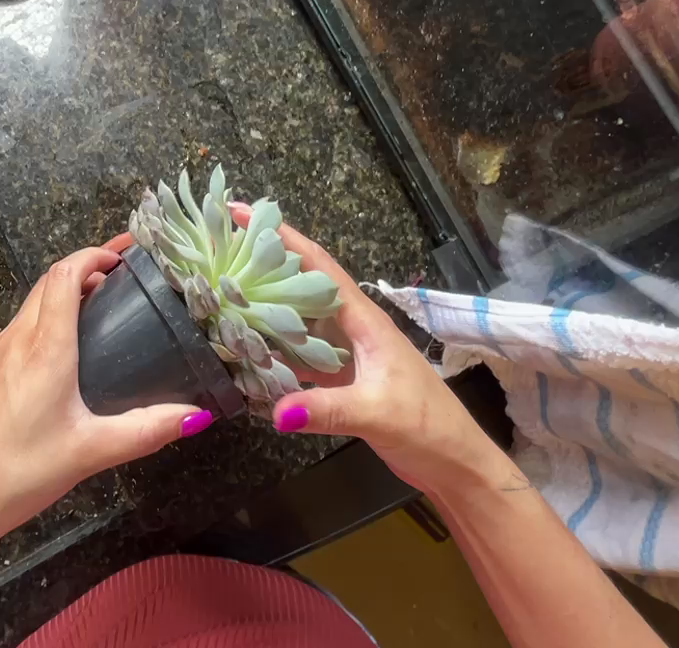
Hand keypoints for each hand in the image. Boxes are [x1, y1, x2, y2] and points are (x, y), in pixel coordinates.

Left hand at [0, 247, 207, 550]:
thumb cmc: (22, 471)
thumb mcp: (91, 451)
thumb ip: (147, 430)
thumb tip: (197, 415)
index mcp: (45, 347)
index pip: (65, 274)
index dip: (94, 253)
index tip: (125, 254)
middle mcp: (18, 338)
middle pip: (49, 279)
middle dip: (86, 264)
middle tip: (123, 271)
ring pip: (33, 300)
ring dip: (66, 287)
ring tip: (102, 299)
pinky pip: (22, 323)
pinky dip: (49, 312)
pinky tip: (67, 341)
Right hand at [231, 204, 507, 497]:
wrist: (457, 465)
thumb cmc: (428, 427)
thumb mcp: (377, 414)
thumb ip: (327, 409)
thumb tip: (276, 409)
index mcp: (363, 319)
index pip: (318, 265)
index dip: (282, 236)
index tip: (245, 212)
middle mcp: (351, 325)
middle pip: (301, 282)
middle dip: (264, 260)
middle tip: (220, 246)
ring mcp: (346, 350)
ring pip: (297, 315)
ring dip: (264, 302)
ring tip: (222, 290)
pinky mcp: (341, 375)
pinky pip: (299, 350)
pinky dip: (273, 346)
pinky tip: (246, 349)